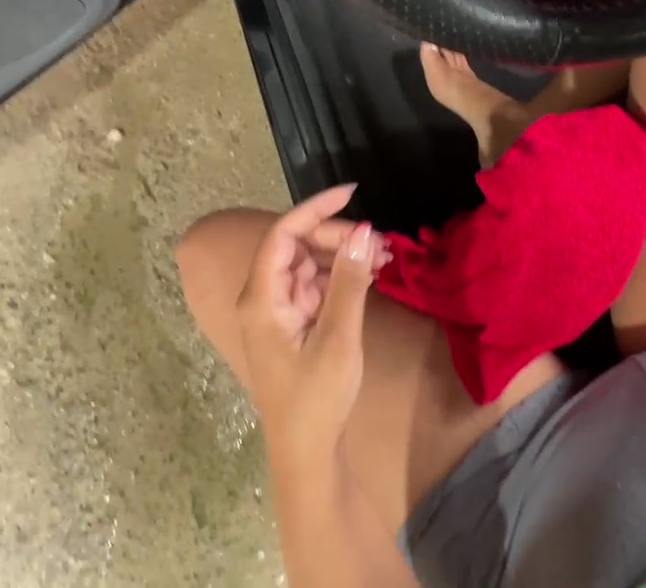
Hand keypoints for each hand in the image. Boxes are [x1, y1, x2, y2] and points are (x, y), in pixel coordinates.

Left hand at [235, 184, 390, 465]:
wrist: (307, 452)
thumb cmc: (316, 398)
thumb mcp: (338, 337)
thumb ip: (350, 281)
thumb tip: (365, 231)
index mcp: (261, 299)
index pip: (283, 234)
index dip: (315, 208)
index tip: (353, 193)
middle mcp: (263, 297)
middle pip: (298, 245)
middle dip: (338, 235)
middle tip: (380, 243)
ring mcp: (278, 309)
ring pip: (309, 262)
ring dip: (344, 254)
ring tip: (384, 257)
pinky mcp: (293, 322)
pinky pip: (316, 283)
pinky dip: (342, 275)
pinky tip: (371, 273)